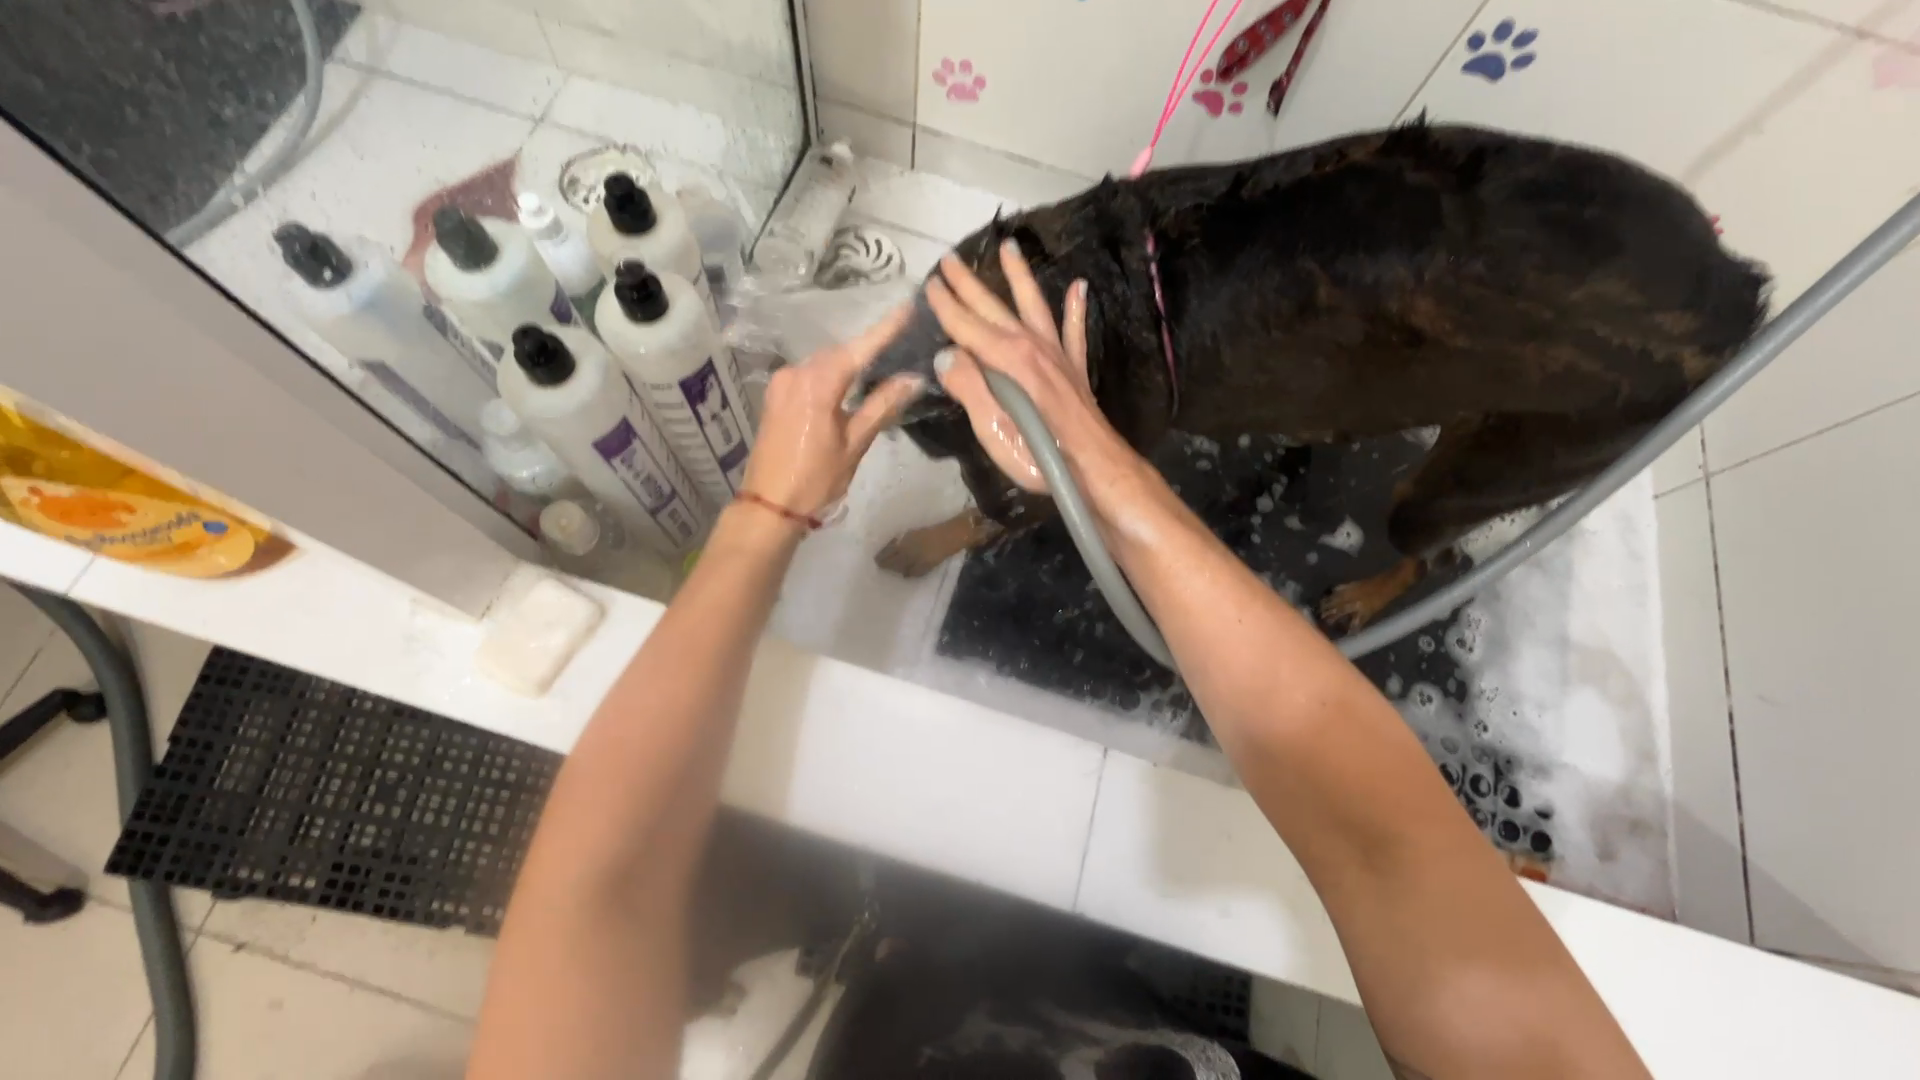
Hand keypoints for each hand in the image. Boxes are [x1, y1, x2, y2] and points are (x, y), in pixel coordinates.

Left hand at [740, 303, 922, 520]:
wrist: (768, 505)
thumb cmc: (816, 479)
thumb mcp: (854, 443)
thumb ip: (882, 406)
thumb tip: (912, 379)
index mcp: (817, 384)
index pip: (860, 349)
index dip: (886, 329)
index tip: (908, 307)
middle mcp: (796, 373)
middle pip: (840, 353)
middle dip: (869, 349)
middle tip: (902, 344)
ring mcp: (782, 383)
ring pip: (825, 364)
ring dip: (850, 364)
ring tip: (881, 366)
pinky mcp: (776, 395)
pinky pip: (810, 376)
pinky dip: (832, 376)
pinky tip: (849, 385)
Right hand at [925, 244, 1142, 493]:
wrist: (1093, 468)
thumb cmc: (1039, 456)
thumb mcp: (992, 430)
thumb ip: (969, 389)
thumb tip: (947, 355)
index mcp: (1009, 360)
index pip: (967, 326)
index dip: (946, 306)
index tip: (929, 285)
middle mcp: (1033, 347)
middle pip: (994, 308)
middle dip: (969, 283)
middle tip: (950, 258)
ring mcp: (1057, 355)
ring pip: (1034, 305)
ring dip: (1019, 276)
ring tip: (1009, 248)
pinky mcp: (1074, 369)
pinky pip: (1074, 331)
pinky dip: (1075, 308)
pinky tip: (1078, 287)